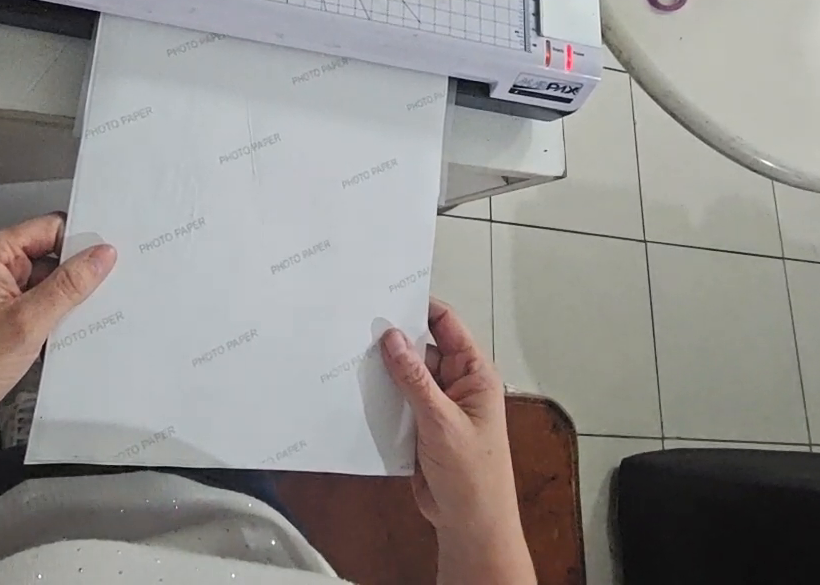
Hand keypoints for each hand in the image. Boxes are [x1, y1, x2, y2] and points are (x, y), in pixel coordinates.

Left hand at [0, 213, 116, 447]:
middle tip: (109, 290)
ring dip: (63, 297)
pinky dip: (50, 313)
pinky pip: (33, 300)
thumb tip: (104, 253)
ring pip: (44, 279)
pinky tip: (68, 329)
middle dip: (74, 273)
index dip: (80, 243)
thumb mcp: (27, 324)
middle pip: (48, 252)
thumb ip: (68, 285)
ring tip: (91, 312)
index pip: (50, 228)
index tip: (110, 261)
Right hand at [380, 298, 533, 582]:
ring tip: (347, 347)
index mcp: (472, 373)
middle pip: (421, 346)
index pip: (446, 324)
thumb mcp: (442, 421)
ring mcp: (436, 402)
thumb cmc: (471, 474)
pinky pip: (396, 397)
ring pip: (405, 372)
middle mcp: (454, 381)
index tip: (386, 293)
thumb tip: (391, 335)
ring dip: (383, 366)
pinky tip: (353, 383)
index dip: (419, 306)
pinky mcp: (418, 423)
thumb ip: (414, 378)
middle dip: (393, 336)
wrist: (469, 527)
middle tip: (356, 319)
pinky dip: (379, 391)